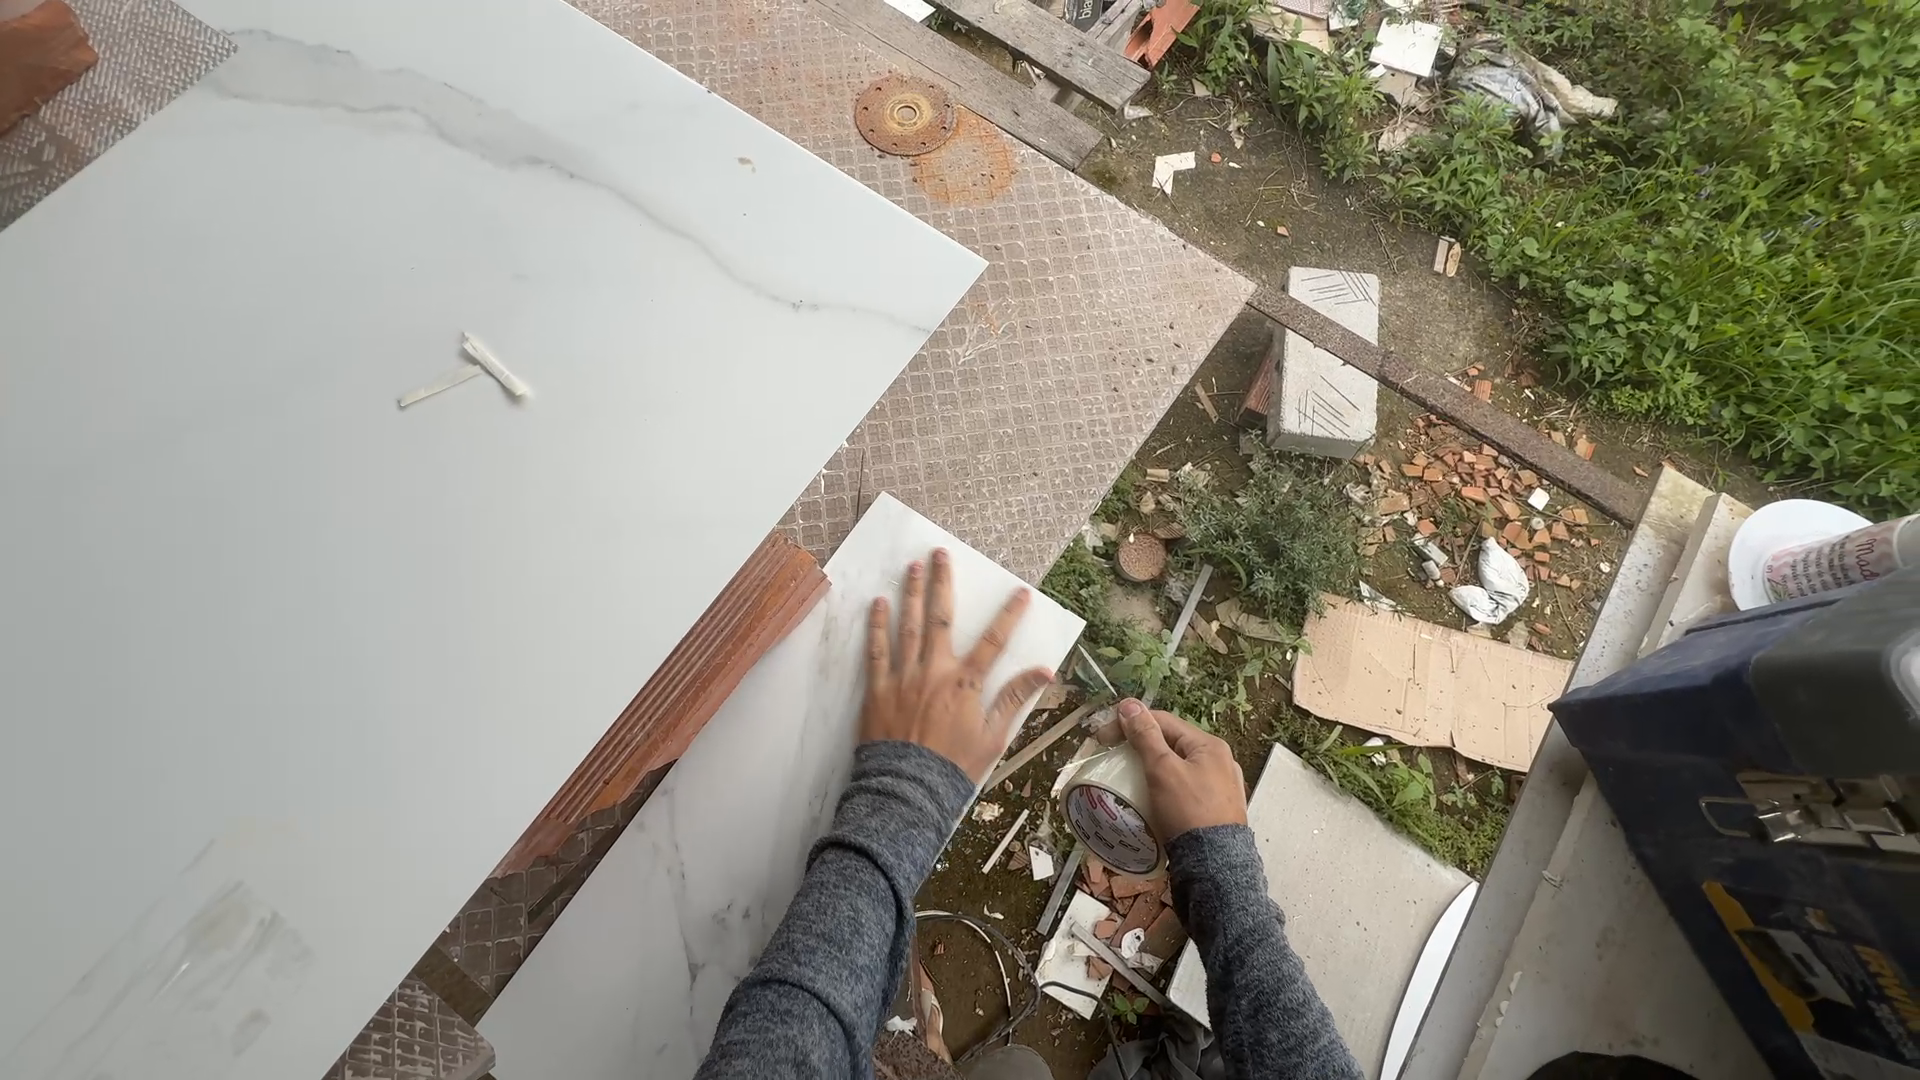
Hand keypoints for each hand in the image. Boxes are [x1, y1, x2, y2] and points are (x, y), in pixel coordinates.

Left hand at [862, 548, 1054, 782]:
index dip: (1009, 615)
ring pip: (908, 625)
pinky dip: (877, 625)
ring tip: (912, 566)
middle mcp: (934, 671)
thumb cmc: (954, 767)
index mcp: (965, 683)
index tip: (1021, 592)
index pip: (994, 641)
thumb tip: (1044, 672)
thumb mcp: (993, 736)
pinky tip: (878, 603)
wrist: (908, 790)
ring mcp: (904, 676)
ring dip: (911, 593)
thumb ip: (1013, 698)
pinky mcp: (878, 688)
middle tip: (939, 554)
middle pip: (941, 618)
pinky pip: (877, 650)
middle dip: (942, 582)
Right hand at [1117, 698, 1247, 837]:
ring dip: (1152, 766)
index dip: (1129, 723)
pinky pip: (1185, 787)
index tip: (1103, 738)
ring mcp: (1221, 787)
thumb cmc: (1188, 812)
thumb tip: (1129, 705)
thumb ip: (1145, 736)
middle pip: (1171, 742)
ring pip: (1178, 765)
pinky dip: (1165, 786)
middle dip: (1141, 745)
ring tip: (1131, 777)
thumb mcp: (1162, 769)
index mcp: (1210, 746)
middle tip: (1115, 757)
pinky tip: (1154, 797)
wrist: (1214, 868)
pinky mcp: (1216, 810)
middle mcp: (1220, 761)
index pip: (1163, 721)